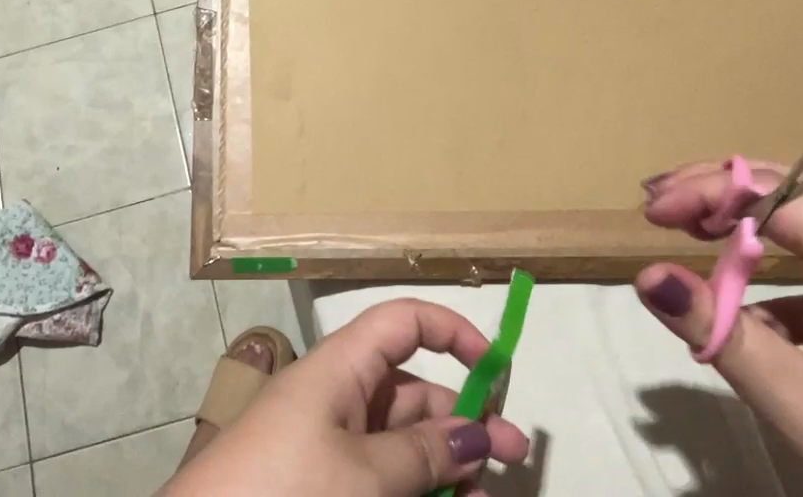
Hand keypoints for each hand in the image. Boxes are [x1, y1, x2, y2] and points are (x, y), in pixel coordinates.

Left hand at [160, 299, 529, 495]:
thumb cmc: (286, 487)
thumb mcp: (362, 474)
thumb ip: (423, 454)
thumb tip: (477, 432)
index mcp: (342, 367)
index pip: (402, 322)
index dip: (451, 331)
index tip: (496, 368)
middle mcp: (340, 395)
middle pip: (413, 391)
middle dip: (464, 420)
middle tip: (517, 458)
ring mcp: (331, 442)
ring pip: (403, 441)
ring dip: (447, 466)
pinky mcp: (324, 479)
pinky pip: (382, 472)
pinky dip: (416, 488)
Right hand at [636, 162, 802, 496]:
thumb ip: (724, 335)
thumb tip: (648, 275)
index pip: (781, 194)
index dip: (708, 191)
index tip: (650, 215)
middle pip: (799, 192)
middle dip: (722, 189)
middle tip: (658, 205)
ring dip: (749, 222)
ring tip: (690, 233)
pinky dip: (781, 272)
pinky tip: (753, 314)